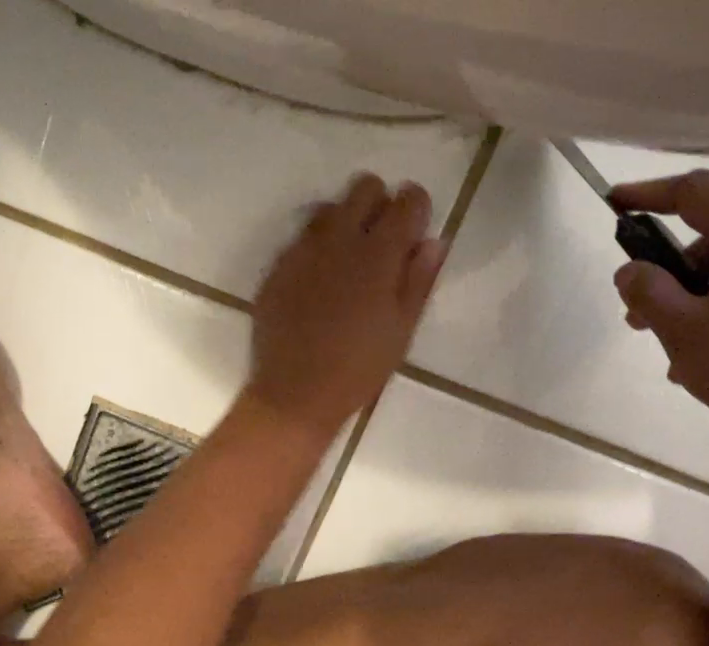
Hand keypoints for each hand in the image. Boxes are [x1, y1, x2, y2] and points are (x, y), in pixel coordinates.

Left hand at [246, 173, 446, 430]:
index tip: (415, 227)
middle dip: (378, 204)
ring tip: (347, 259)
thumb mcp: (401, 330)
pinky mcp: (276, 270)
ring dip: (343, 222)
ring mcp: (301, 252)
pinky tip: (317, 281)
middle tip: (381, 239)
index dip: (416, 207)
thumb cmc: (358, 370)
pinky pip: (299, 240)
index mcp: (378, 255)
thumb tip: (433, 241)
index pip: (407, 200)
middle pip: (364, 188)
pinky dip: (314, 248)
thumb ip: (419, 280)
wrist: (294, 395)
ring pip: (328, 209)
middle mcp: (338, 241)